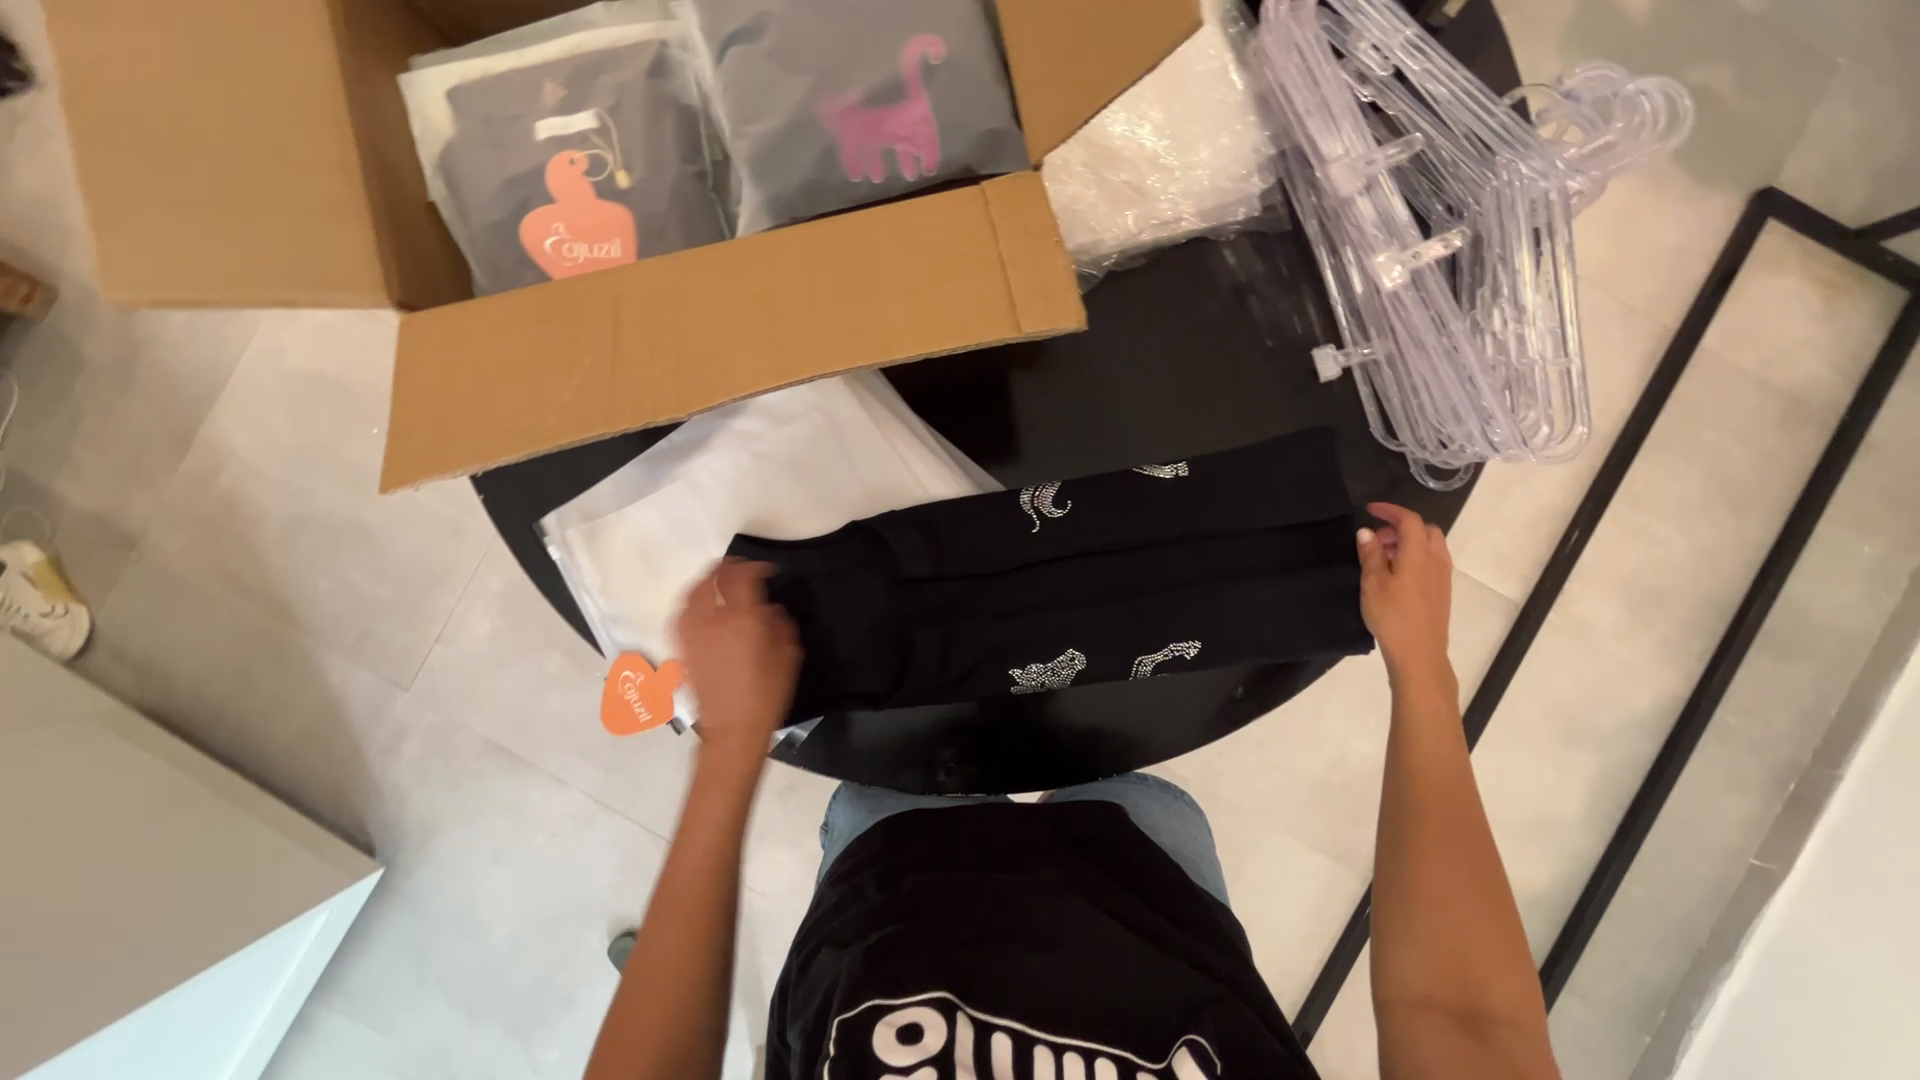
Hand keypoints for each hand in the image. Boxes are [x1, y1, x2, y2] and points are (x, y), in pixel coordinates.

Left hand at [673, 559, 801, 755]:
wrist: (733, 728)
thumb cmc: (767, 693)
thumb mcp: (789, 654)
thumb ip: (780, 624)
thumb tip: (769, 609)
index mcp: (742, 618)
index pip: (743, 576)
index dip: (754, 566)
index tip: (766, 570)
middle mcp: (712, 619)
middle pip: (712, 578)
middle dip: (726, 568)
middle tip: (740, 569)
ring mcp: (692, 632)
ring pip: (692, 592)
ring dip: (705, 581)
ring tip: (717, 581)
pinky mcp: (681, 646)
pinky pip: (681, 613)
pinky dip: (690, 601)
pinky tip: (699, 605)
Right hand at [1356, 502, 1452, 684]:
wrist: (1419, 652)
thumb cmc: (1392, 615)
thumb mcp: (1373, 583)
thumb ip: (1371, 554)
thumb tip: (1366, 532)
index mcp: (1419, 554)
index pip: (1409, 520)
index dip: (1390, 510)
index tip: (1370, 509)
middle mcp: (1436, 560)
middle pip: (1426, 530)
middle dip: (1401, 526)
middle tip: (1377, 538)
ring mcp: (1442, 577)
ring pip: (1431, 546)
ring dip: (1409, 542)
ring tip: (1384, 556)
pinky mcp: (1442, 591)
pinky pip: (1432, 561)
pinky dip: (1416, 556)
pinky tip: (1397, 574)